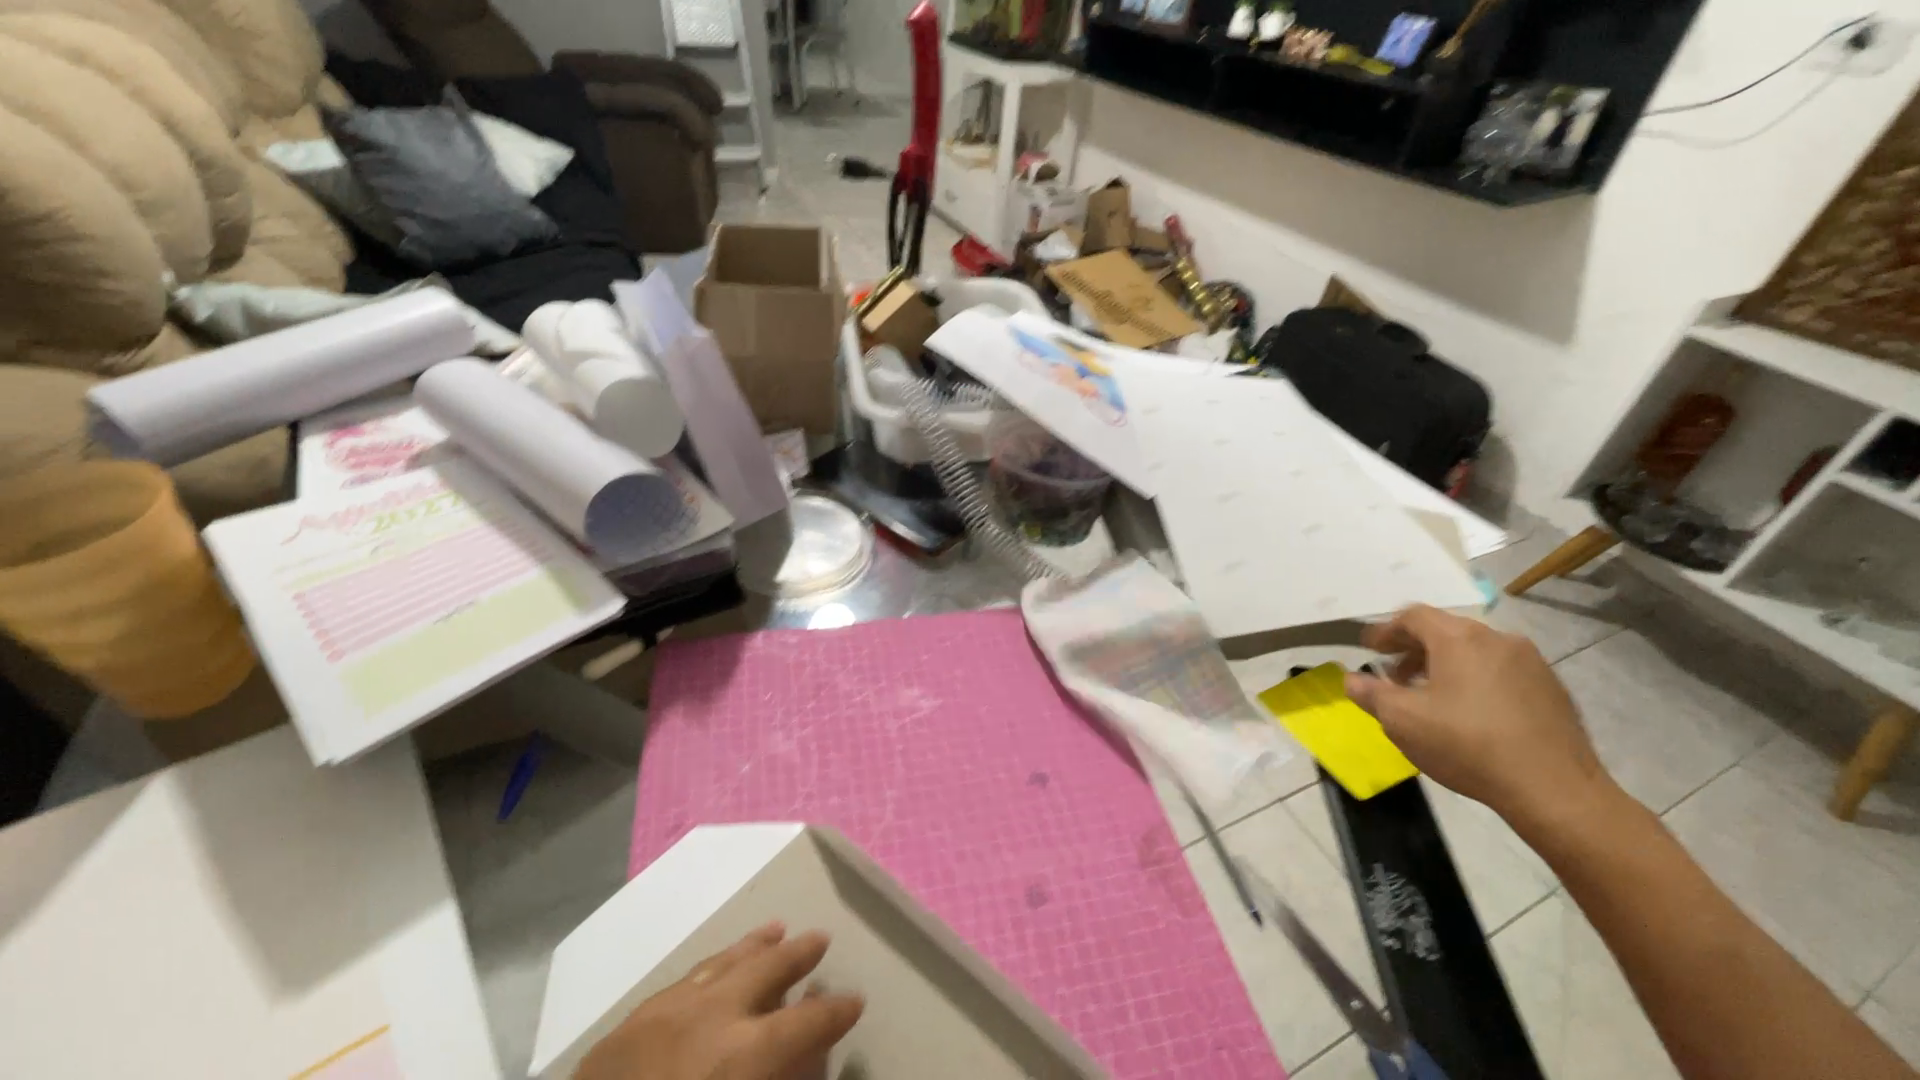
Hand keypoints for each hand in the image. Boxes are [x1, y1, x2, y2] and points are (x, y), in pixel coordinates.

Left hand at [575, 923, 863, 1079]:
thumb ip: (780, 1075)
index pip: (806, 1023)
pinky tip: (713, 969)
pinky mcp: (628, 1023)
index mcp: (743, 1053)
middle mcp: (710, 1017)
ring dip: (751, 948)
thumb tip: (806, 1055)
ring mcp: (665, 1012)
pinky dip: (708, 969)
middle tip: (819, 937)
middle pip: (765, 971)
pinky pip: (681, 982)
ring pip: (720, 965)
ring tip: (773, 930)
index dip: (834, 1012)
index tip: (855, 999)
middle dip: (796, 954)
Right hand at [1343, 605, 1613, 824]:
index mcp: (1459, 639)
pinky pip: (1502, 671)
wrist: (1553, 788)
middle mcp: (1497, 638)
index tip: (1369, 649)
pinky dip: (1477, 680)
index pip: (1413, 616)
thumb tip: (1351, 679)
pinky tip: (1471, 714)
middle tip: (1394, 677)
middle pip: (1446, 630)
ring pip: (1476, 651)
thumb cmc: (1467, 746)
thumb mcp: (1403, 722)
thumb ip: (1371, 694)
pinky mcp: (1552, 687)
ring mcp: (1531, 661)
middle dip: (1414, 650)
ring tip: (1431, 698)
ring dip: (1446, 666)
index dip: (1385, 631)